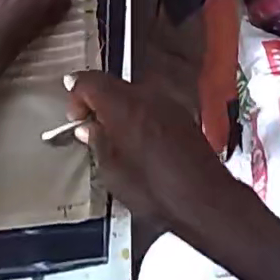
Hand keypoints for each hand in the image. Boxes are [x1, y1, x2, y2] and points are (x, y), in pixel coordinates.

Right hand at [64, 71, 245, 235]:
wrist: (204, 199)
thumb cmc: (156, 190)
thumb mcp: (113, 173)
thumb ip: (96, 142)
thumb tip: (88, 127)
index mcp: (123, 105)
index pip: (90, 81)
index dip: (76, 94)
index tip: (74, 115)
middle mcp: (145, 94)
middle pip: (111, 84)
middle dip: (96, 101)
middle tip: (90, 125)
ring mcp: (166, 101)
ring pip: (132, 93)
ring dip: (118, 108)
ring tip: (114, 136)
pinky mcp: (180, 112)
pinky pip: (150, 103)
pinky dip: (138, 113)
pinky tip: (138, 140)